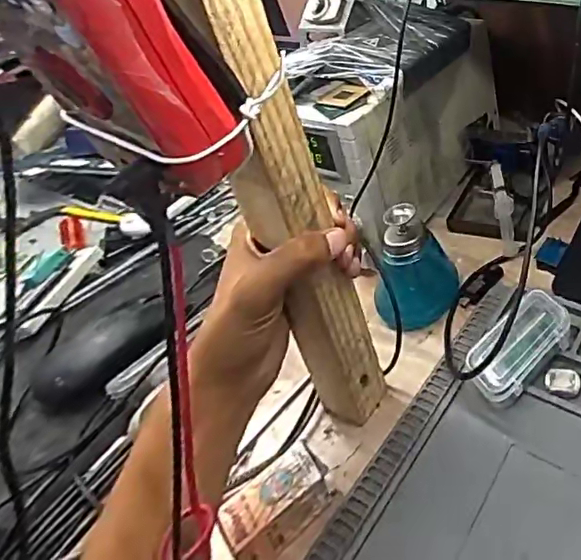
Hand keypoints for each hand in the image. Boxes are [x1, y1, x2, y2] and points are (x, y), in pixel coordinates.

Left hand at [198, 214, 360, 382]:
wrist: (231, 382)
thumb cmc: (229, 334)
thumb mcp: (257, 289)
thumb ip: (294, 258)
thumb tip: (336, 237)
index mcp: (254, 234)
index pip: (291, 199)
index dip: (317, 203)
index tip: (334, 219)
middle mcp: (274, 244)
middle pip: (317, 217)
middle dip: (337, 228)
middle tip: (344, 246)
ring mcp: (292, 265)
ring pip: (329, 239)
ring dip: (345, 247)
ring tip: (347, 264)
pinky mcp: (306, 285)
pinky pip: (334, 263)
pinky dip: (347, 264)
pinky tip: (350, 273)